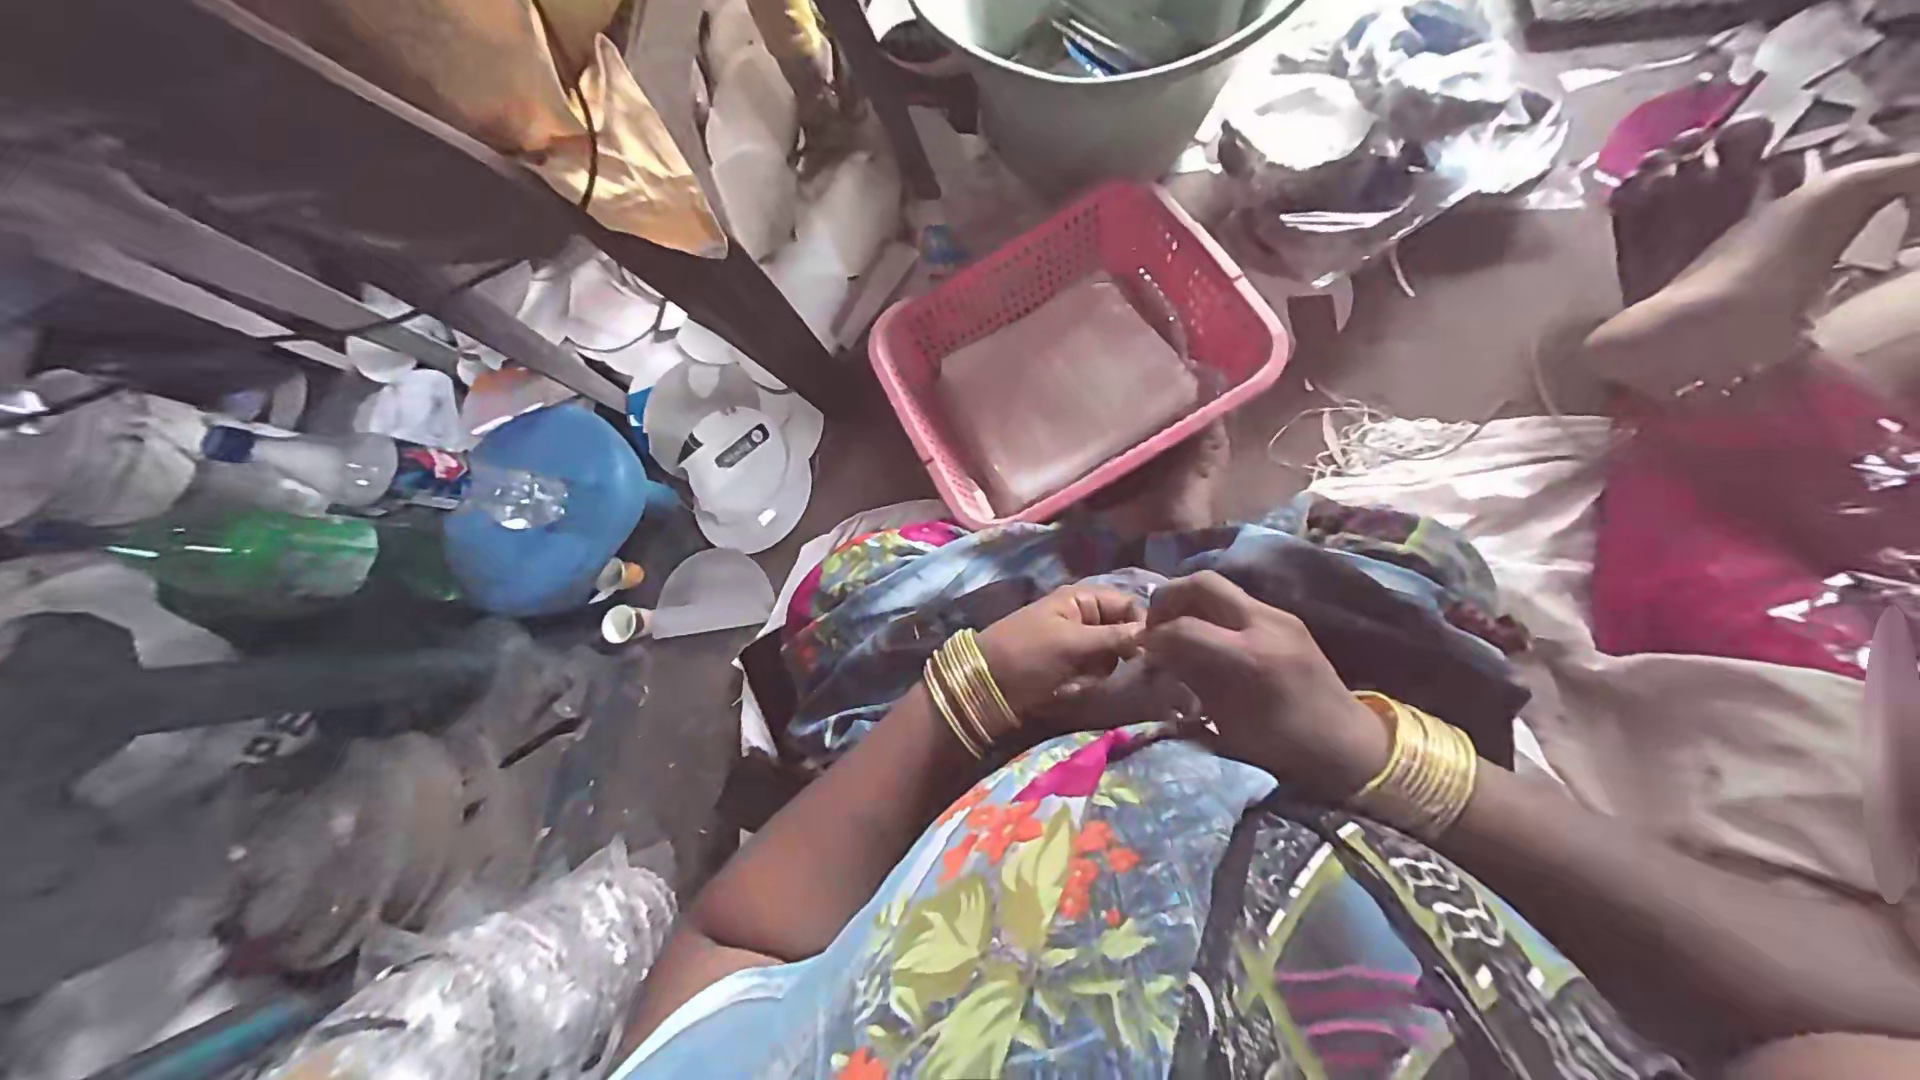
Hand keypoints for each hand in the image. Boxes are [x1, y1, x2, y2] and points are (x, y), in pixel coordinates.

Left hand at [975, 586, 1145, 728]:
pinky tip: (1064, 689)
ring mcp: (1076, 643)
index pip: (1127, 603)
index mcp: (1081, 599)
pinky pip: (1092, 675)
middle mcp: (1083, 617)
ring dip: (1094, 674)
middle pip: (1122, 634)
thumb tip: (1154, 633)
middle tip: (1095, 667)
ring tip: (1072, 680)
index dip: (1140, 624)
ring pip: (1109, 659)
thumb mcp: (1072, 643)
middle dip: (1111, 656)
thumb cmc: (1028, 654)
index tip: (1148, 649)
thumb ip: (1114, 637)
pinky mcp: (1070, 667)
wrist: (986, 685)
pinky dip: (1082, 684)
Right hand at [1139, 572, 1388, 802]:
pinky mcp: (1287, 618)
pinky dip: (1210, 610)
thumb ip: (1190, 677)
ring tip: (1176, 628)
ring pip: (1219, 586)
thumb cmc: (1283, 748)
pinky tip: (1205, 635)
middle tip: (1155, 624)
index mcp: (1251, 658)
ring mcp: (1280, 616)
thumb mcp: (1226, 721)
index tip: (1141, 648)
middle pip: (1202, 583)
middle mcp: (1267, 624)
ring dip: (1189, 601)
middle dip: (1168, 598)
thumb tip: (1156, 651)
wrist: (1348, 745)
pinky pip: (1236, 601)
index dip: (1154, 635)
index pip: (1183, 626)